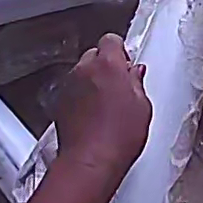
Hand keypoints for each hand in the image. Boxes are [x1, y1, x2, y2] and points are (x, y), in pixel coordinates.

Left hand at [36, 34, 150, 202]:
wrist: (90, 162)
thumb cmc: (118, 138)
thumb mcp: (142, 107)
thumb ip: (136, 83)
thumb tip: (134, 75)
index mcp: (108, 65)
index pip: (111, 40)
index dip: (120, 51)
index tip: (127, 64)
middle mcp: (85, 70)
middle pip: (95, 54)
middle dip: (106, 65)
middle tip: (120, 85)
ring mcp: (69, 85)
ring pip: (82, 72)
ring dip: (92, 81)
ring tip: (107, 104)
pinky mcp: (60, 101)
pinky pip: (73, 90)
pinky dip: (81, 96)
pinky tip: (94, 114)